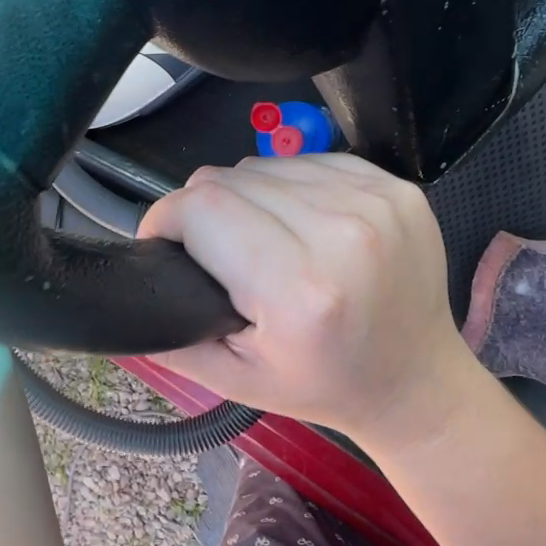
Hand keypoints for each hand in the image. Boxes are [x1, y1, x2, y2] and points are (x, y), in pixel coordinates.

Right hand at [138, 154, 480, 440]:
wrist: (416, 381)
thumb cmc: (322, 385)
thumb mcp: (233, 380)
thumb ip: (171, 332)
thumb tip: (130, 284)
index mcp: (298, 289)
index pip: (202, 207)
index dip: (166, 219)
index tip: (164, 243)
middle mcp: (341, 234)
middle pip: (229, 178)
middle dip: (203, 210)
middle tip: (213, 252)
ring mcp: (375, 202)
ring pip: (265, 163)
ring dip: (245, 195)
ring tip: (258, 240)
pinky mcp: (395, 186)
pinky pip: (308, 161)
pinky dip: (288, 186)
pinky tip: (297, 224)